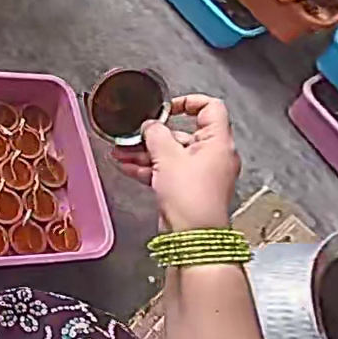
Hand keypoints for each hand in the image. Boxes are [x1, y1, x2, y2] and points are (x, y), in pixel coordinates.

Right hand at [111, 94, 240, 232]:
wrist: (192, 236)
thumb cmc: (190, 196)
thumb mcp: (168, 158)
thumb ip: (156, 135)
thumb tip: (149, 125)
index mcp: (217, 142)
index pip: (210, 108)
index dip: (188, 102)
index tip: (166, 108)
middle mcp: (211, 155)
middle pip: (183, 133)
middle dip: (153, 134)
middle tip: (133, 135)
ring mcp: (198, 173)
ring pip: (170, 154)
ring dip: (144, 152)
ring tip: (120, 152)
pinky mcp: (186, 187)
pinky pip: (165, 170)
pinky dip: (147, 167)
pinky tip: (126, 167)